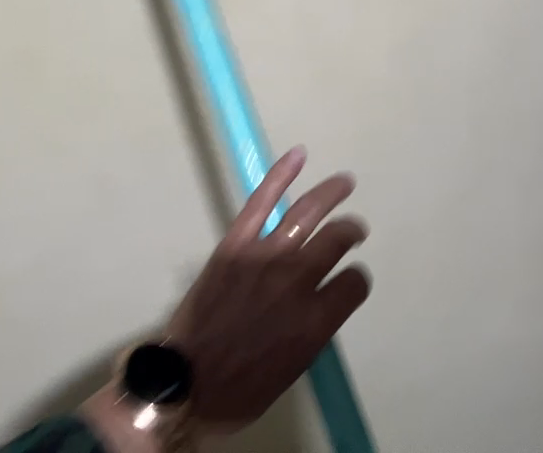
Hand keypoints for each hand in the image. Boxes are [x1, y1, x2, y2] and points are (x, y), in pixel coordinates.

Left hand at [166, 146, 371, 432]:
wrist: (186, 383)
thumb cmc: (243, 387)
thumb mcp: (295, 367)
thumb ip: (315, 327)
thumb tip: (323, 298)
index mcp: (316, 319)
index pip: (354, 283)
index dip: (356, 279)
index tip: (351, 278)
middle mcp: (298, 281)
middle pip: (338, 240)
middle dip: (352, 231)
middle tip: (354, 229)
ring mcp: (265, 256)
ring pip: (308, 211)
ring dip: (332, 193)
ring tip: (345, 182)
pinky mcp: (236, 242)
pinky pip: (262, 200)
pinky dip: (281, 174)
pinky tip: (298, 155)